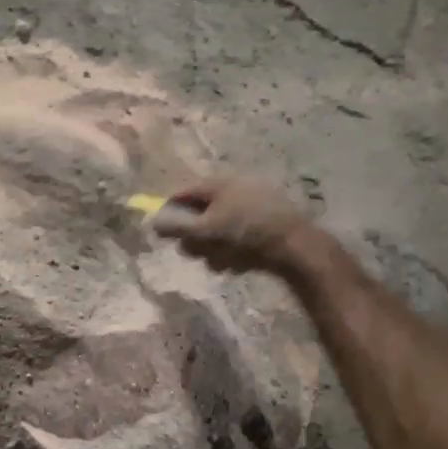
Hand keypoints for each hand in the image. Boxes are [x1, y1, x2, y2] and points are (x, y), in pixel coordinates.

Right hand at [150, 179, 314, 275]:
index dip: (169, 212)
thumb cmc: (244, 233)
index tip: (164, 233)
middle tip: (196, 253)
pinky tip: (239, 263)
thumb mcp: (205, 231)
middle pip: (200, 215)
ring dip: (214, 249)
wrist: (295, 245)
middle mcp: (234, 189)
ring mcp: (251, 205)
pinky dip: (234, 250)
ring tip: (221, 262)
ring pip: (218, 230)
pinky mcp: (265, 224)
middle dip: (195, 238)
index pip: (182, 194)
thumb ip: (176, 228)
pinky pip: (237, 237)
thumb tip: (152, 223)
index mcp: (218, 184)